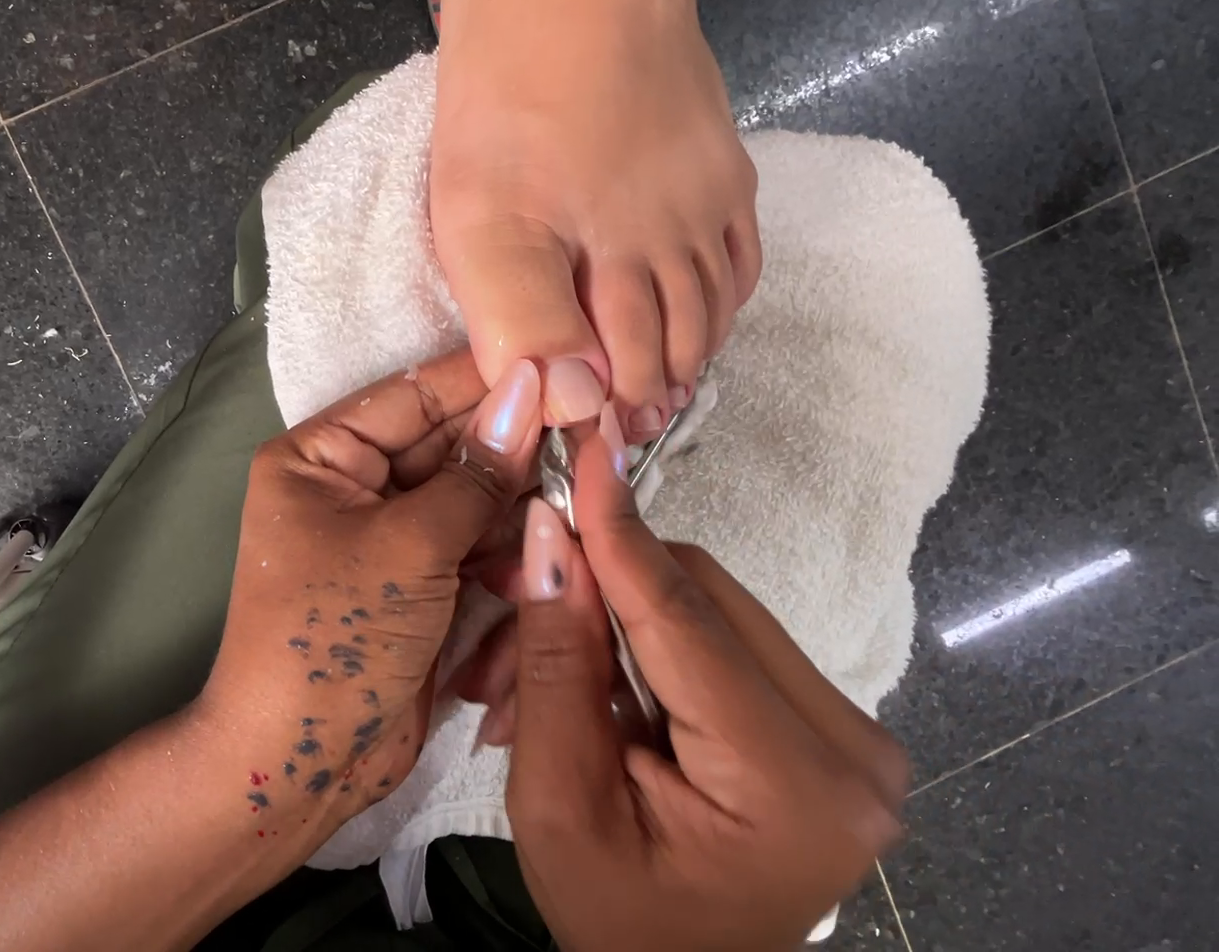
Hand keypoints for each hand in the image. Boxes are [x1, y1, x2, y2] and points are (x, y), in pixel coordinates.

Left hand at [190, 352, 543, 841]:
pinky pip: (472, 544)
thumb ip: (474, 475)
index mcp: (319, 458)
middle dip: (509, 447)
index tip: (561, 362)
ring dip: (514, 506)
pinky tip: (540, 556)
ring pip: (468, 497)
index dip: (483, 379)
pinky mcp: (418, 580)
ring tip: (572, 500)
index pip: (410, 396)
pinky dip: (504, 551)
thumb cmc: (334, 635)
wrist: (304, 760)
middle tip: (591, 428)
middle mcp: (350, 486)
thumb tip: (529, 388)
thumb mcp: (405, 547)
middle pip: (445, 445)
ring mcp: (387, 535)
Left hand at [430, 0, 759, 439]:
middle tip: (621, 441)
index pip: (627, 373)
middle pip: (679, 345)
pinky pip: (738, 250)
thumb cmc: (510, 92)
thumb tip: (575, 409)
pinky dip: (721, 298)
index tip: (588, 461)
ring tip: (657, 395)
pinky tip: (703, 311)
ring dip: (687, 356)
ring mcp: (709, 192)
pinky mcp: (716, 153)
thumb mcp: (483, 219)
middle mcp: (685, 237)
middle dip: (648, 400)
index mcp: (626, 262)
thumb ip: (526, 318)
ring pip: (713, 305)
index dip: (607, 423)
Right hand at [498, 429, 907, 949]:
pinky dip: (637, 640)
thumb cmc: (612, 916)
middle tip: (503, 614)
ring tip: (526, 673)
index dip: (619, 530)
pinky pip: (713, 637)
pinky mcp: (820, 722)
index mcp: (791, 784)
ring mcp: (847, 731)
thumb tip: (549, 539)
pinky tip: (587, 678)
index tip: (580, 449)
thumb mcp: (556, 798)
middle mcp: (850, 745)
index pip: (684, 619)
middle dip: (590, 586)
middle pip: (698, 598)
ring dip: (606, 616)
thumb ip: (556, 663)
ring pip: (702, 607)